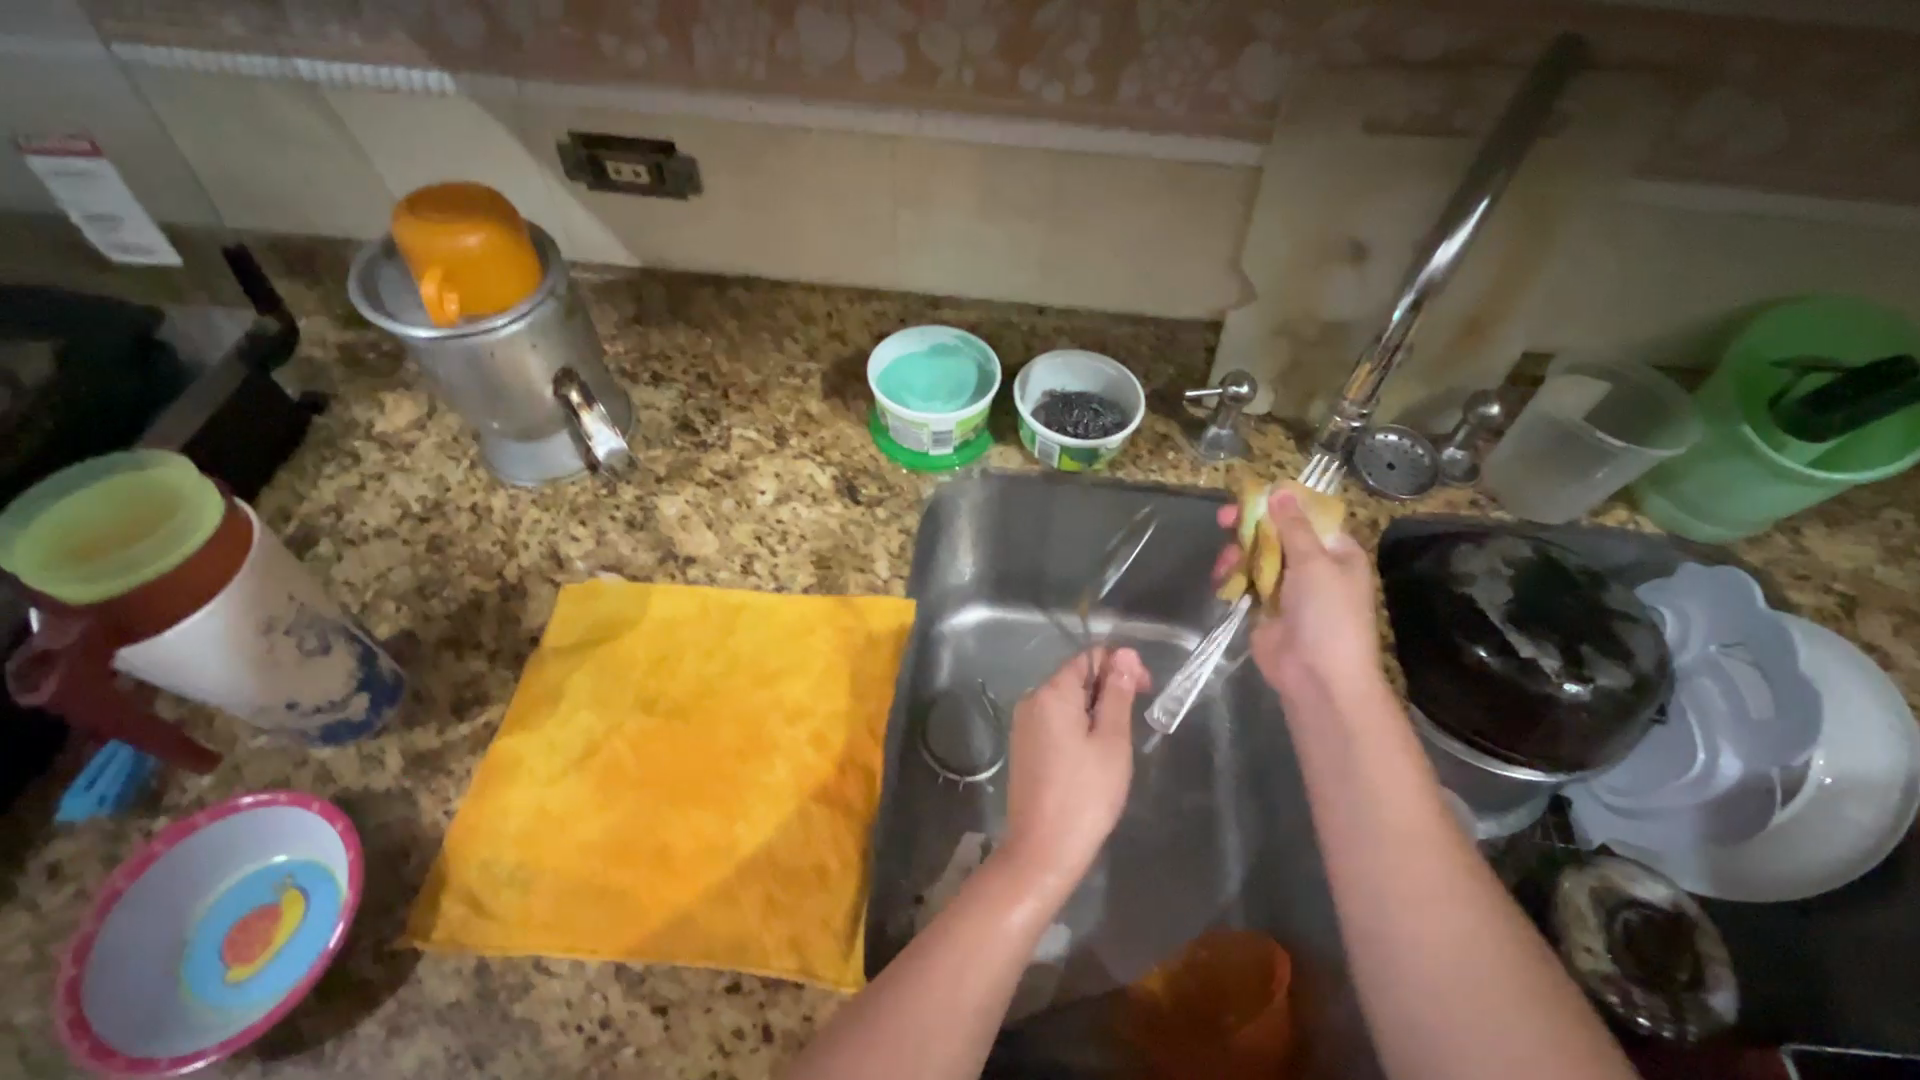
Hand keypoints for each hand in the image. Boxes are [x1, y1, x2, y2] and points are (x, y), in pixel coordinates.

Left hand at [995, 648, 1149, 897]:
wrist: (1044, 849)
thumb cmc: (1086, 793)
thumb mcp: (1112, 740)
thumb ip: (1118, 694)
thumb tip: (1125, 655)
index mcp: (1051, 693)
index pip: (1089, 657)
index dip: (1121, 666)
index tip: (1146, 691)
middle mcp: (1031, 701)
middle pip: (1076, 678)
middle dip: (1109, 690)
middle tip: (1135, 724)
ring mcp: (1024, 726)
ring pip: (1066, 703)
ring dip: (1095, 712)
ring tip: (1116, 746)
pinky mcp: (1024, 748)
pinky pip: (1055, 723)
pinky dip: (1078, 729)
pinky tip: (1093, 758)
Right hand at [1214, 488, 1383, 706]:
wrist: (1317, 677)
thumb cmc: (1327, 615)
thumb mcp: (1314, 562)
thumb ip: (1293, 526)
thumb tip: (1281, 489)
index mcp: (1336, 553)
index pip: (1307, 517)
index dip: (1280, 504)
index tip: (1251, 496)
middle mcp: (1314, 567)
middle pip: (1277, 535)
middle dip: (1251, 527)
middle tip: (1223, 520)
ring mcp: (1288, 589)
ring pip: (1258, 557)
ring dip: (1238, 554)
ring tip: (1225, 563)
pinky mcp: (1266, 610)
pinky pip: (1247, 583)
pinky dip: (1233, 577)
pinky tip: (1222, 579)